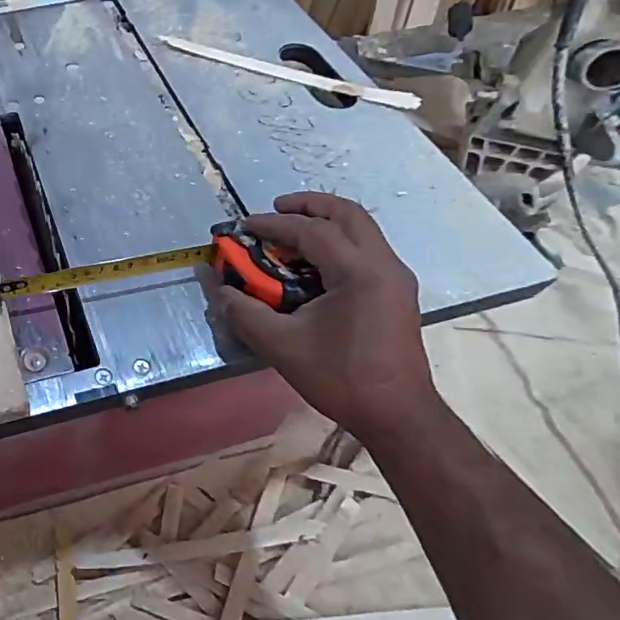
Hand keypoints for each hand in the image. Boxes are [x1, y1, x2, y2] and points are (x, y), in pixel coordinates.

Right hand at [214, 193, 440, 441]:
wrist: (399, 415)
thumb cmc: (342, 379)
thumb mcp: (284, 347)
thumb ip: (246, 314)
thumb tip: (220, 292)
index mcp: (359, 271)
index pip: (312, 231)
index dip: (275, 225)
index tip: (245, 226)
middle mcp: (384, 264)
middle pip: (348, 214)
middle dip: (310, 205)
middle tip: (277, 208)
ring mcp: (396, 277)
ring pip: (362, 230)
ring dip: (327, 222)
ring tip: (293, 234)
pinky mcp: (398, 292)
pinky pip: (367, 250)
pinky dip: (340, 243)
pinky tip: (316, 264)